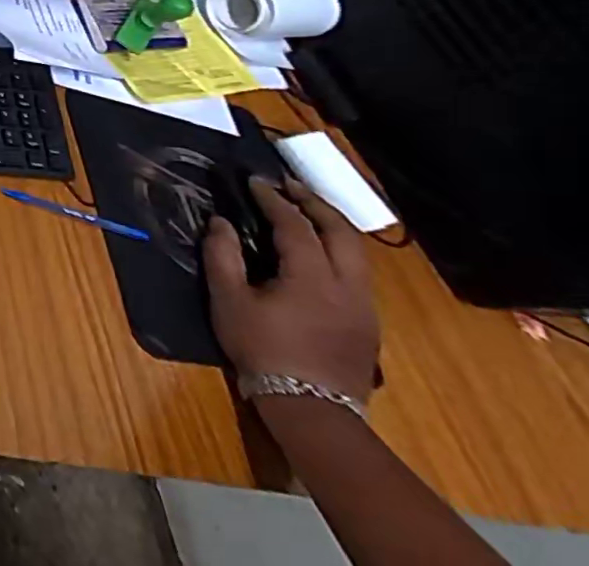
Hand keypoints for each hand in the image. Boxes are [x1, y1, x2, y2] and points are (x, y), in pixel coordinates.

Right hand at [204, 177, 379, 403]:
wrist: (310, 406)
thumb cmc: (262, 348)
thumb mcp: (229, 301)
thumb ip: (222, 256)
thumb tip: (220, 222)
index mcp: (313, 277)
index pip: (295, 225)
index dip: (274, 200)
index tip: (255, 181)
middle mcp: (348, 284)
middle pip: (341, 231)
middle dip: (314, 203)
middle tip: (288, 185)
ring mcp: (364, 304)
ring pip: (357, 251)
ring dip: (330, 224)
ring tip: (305, 210)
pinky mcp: (367, 320)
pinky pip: (357, 271)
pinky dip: (338, 248)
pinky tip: (318, 251)